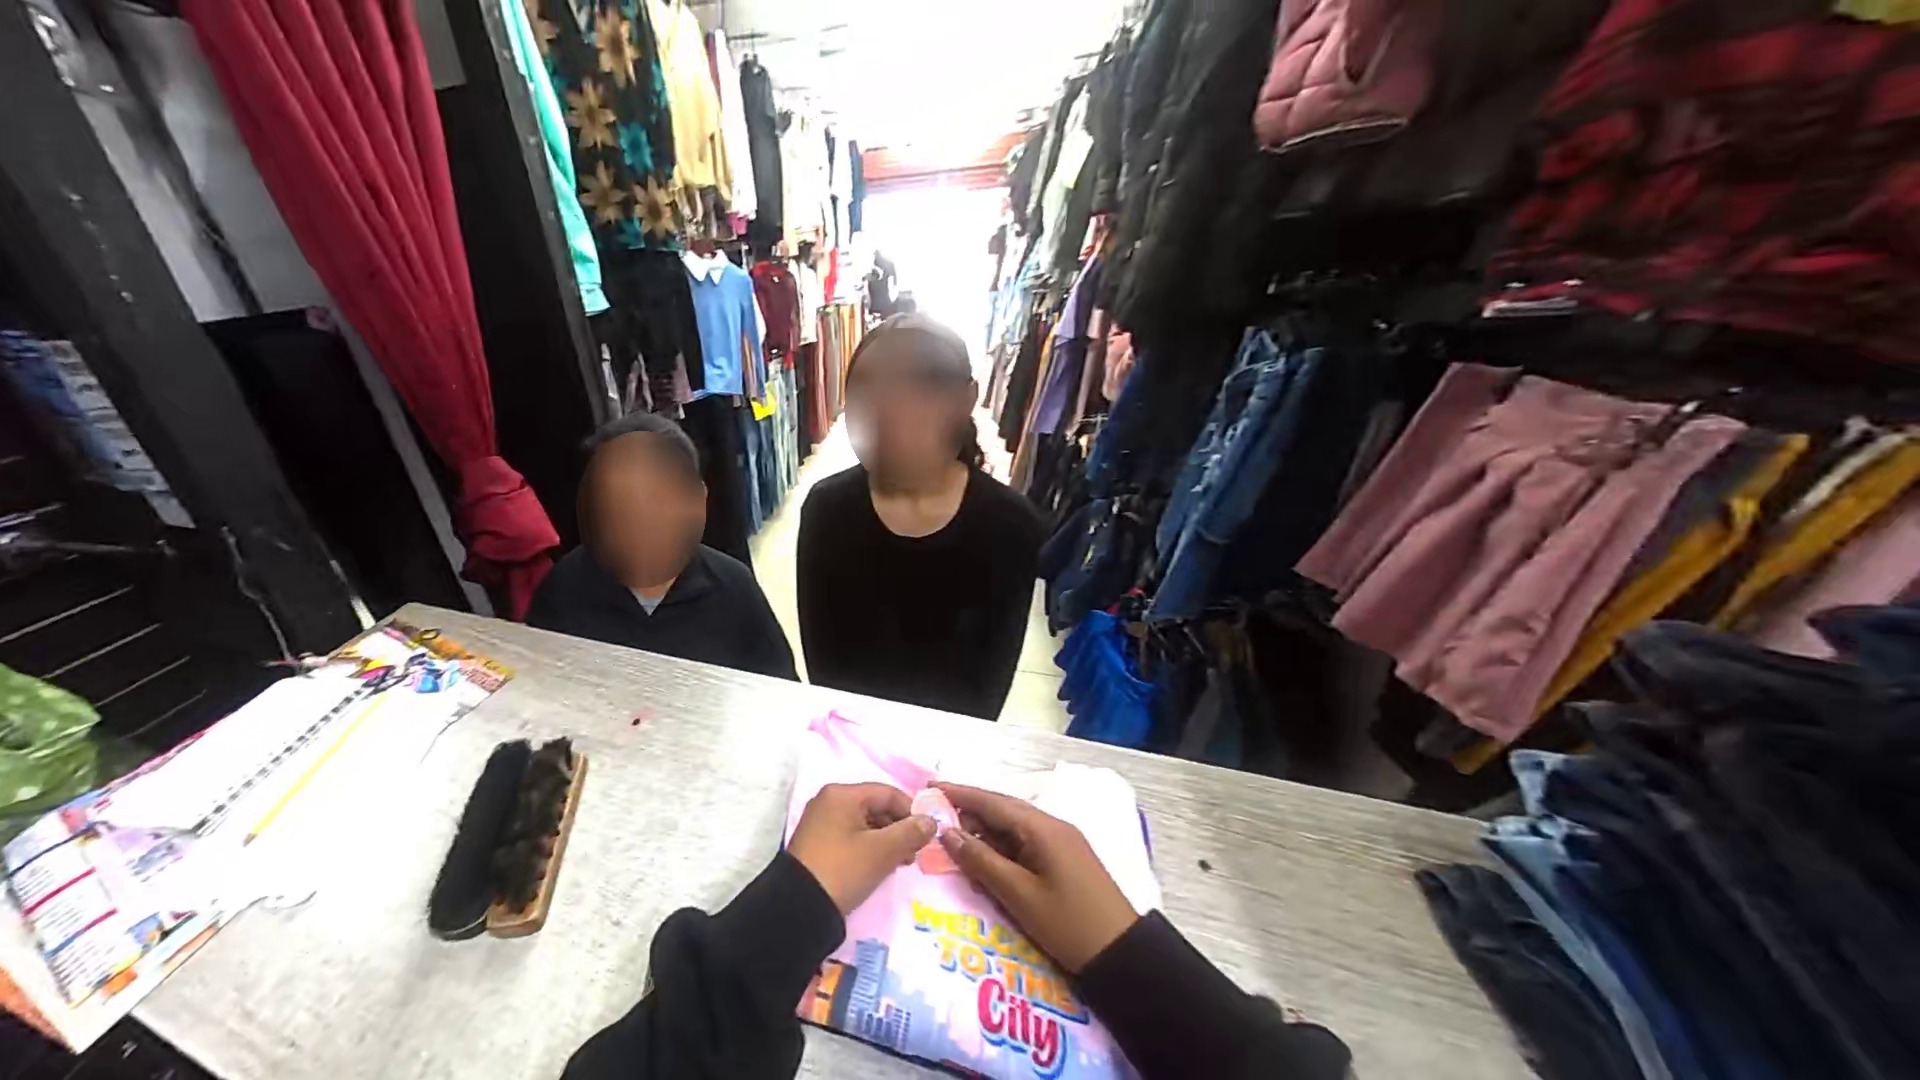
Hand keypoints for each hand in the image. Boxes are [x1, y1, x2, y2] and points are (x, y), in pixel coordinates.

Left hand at [788, 783, 934, 914]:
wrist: (796, 911)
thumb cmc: (842, 870)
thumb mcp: (882, 852)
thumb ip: (911, 832)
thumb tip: (931, 821)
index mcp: (842, 794)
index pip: (888, 793)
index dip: (911, 812)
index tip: (925, 836)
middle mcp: (828, 801)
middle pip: (876, 807)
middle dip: (898, 829)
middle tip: (912, 854)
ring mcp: (819, 822)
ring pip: (864, 823)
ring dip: (885, 840)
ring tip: (898, 863)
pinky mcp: (815, 843)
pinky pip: (850, 836)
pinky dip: (867, 847)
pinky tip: (878, 866)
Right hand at [933, 781, 1138, 973]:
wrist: (1121, 953)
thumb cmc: (1068, 923)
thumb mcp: (1019, 895)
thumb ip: (982, 861)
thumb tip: (948, 834)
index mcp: (1042, 827)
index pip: (993, 801)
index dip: (960, 793)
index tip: (930, 787)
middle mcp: (1051, 826)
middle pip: (1002, 810)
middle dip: (968, 812)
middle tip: (934, 819)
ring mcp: (1059, 842)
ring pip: (1012, 828)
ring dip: (984, 833)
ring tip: (952, 842)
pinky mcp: (1063, 859)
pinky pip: (1024, 844)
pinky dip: (1001, 849)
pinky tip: (984, 860)